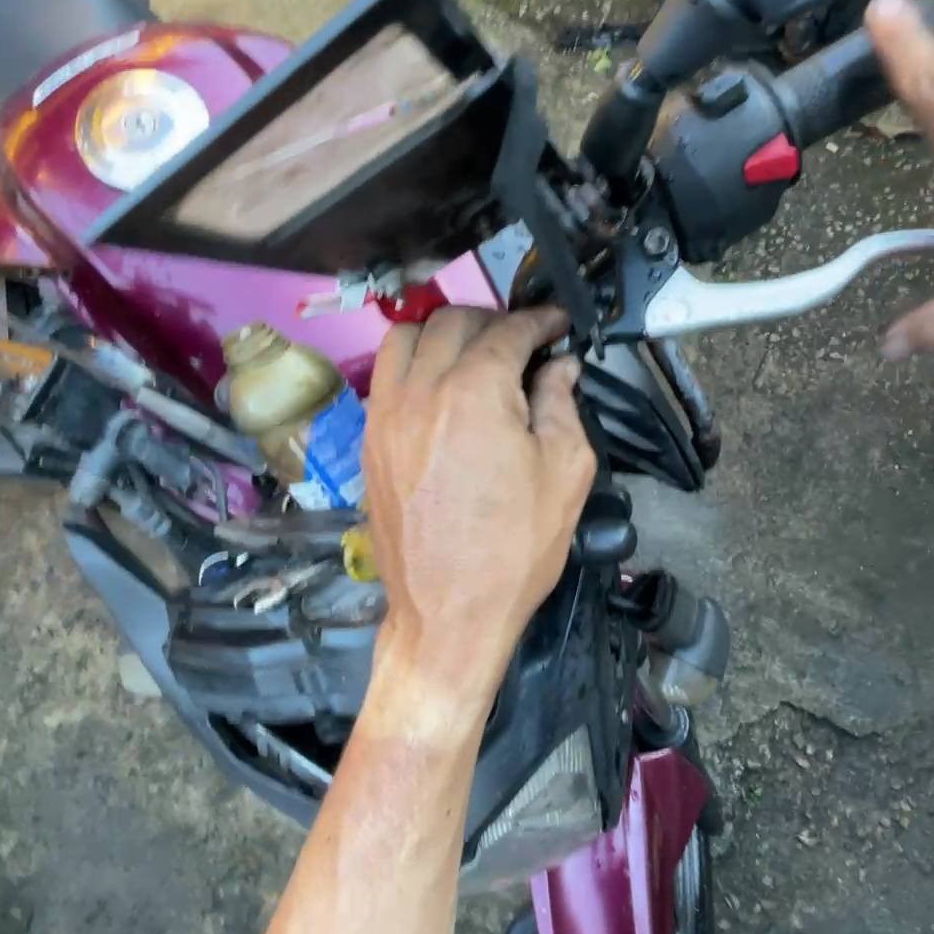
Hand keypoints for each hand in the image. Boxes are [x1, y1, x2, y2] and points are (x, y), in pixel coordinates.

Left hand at [362, 308, 596, 703]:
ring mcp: (385, 415)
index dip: (539, 321)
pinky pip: (386, 376)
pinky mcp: (369, 441)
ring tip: (473, 355)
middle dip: (493, 320)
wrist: (447, 614)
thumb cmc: (515, 550)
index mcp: (474, 393)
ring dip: (443, 332)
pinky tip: (439, 390)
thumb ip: (562, 405)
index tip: (557, 324)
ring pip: (405, 337)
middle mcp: (420, 390)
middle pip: (452, 322)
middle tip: (523, 341)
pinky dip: (414, 364)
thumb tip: (559, 367)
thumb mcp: (565, 473)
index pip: (507, 331)